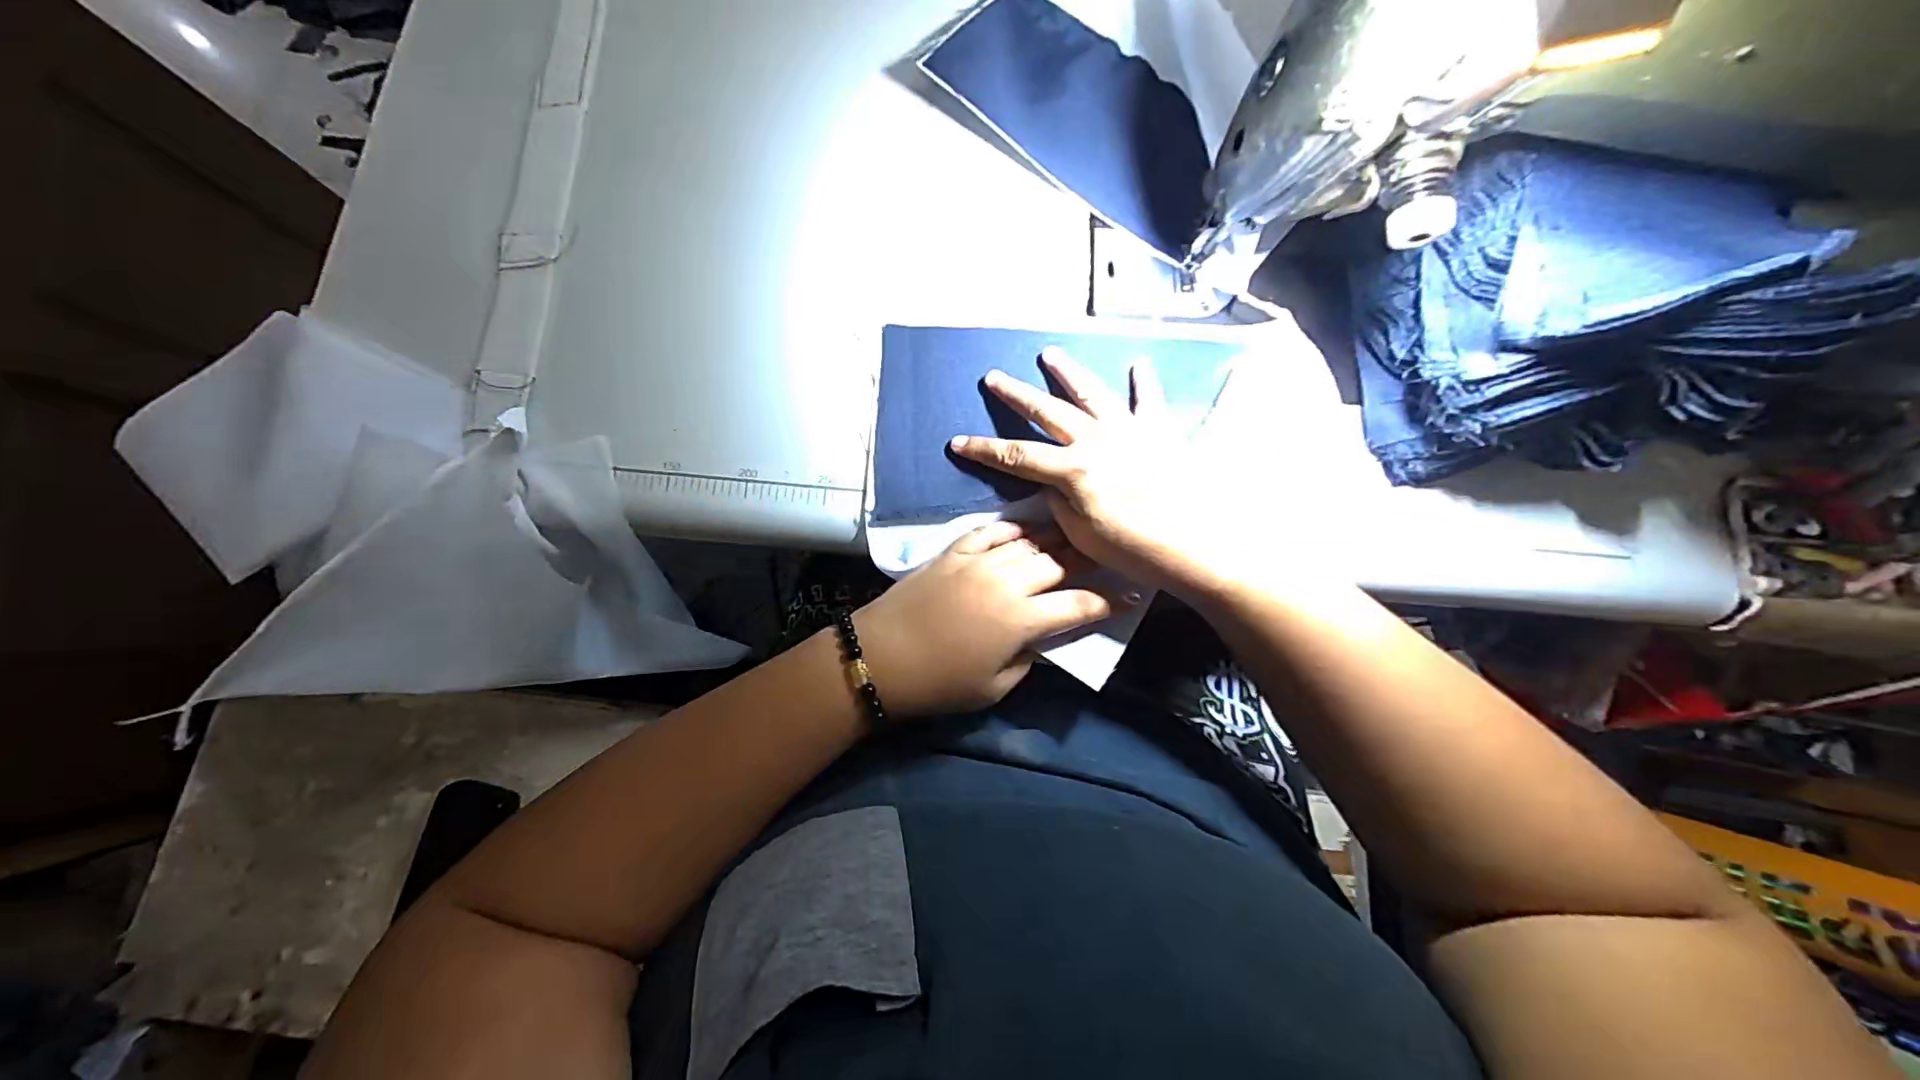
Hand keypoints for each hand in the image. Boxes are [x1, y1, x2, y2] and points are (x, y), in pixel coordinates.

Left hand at [852, 521, 1113, 717]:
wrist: (881, 657)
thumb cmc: (940, 683)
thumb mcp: (996, 686)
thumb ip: (1029, 657)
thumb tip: (1044, 636)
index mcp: (1023, 619)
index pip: (1079, 604)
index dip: (1109, 602)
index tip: (1129, 598)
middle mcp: (1008, 582)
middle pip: (1060, 562)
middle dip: (1088, 560)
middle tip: (1105, 557)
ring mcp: (979, 561)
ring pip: (1030, 541)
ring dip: (1056, 539)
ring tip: (1073, 536)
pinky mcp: (953, 552)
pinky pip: (992, 531)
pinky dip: (1012, 528)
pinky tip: (1025, 528)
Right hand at [948, 348, 1258, 601]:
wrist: (1195, 547)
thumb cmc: (1134, 549)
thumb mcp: (1082, 535)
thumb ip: (1061, 504)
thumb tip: (1054, 484)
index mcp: (1073, 470)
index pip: (1016, 456)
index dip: (983, 449)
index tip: (957, 441)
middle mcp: (1097, 440)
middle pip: (1047, 411)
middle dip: (1016, 395)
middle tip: (994, 377)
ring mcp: (1130, 431)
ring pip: (1091, 393)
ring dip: (1068, 373)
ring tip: (1051, 355)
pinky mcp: (1160, 432)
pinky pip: (1150, 401)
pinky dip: (1145, 382)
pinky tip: (1139, 364)